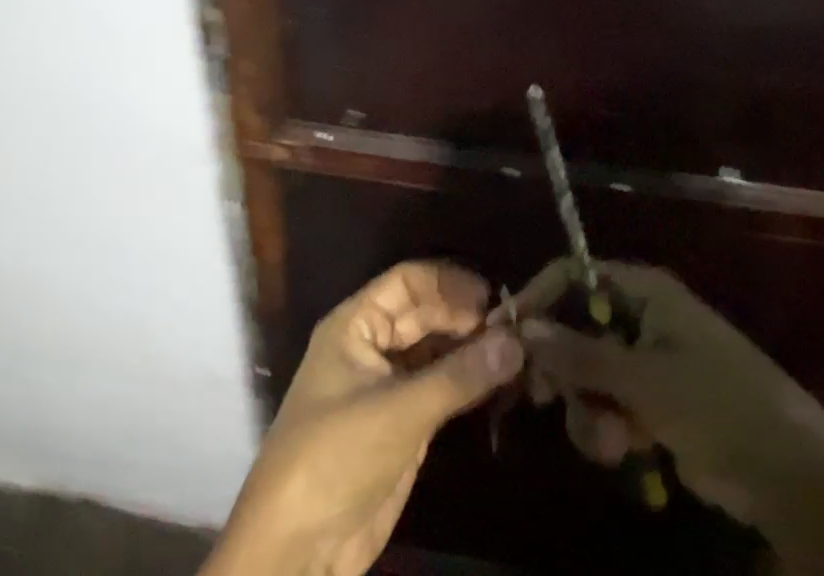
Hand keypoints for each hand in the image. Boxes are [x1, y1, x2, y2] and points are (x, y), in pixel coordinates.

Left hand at [203, 262, 524, 575]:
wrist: (301, 542)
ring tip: (522, 350)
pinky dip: (471, 382)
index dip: (449, 282)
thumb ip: (460, 375)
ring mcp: (388, 386)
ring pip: (437, 351)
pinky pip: (443, 387)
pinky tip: (505, 382)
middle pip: (425, 314)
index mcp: (355, 326)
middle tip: (520, 328)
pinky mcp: (404, 422)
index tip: (495, 297)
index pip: (406, 282)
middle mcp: (371, 347)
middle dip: (468, 316)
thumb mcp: (399, 410)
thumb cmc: (336, 455)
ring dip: (473, 350)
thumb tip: (517, 340)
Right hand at [514, 258, 797, 522]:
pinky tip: (623, 451)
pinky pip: (605, 406)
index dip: (538, 299)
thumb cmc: (718, 405)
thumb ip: (578, 354)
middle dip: (561, 370)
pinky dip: (605, 429)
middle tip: (541, 398)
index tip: (503, 335)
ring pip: (585, 375)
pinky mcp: (651, 404)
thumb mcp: (643, 378)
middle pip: (573, 328)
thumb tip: (520, 327)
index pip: (574, 276)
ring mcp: (646, 363)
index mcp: (647, 293)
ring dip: (586, 410)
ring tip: (610, 440)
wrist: (786, 474)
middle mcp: (642, 319)